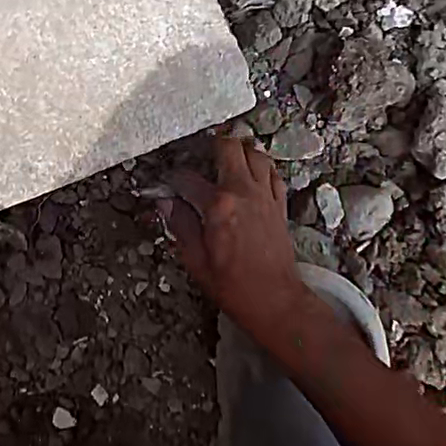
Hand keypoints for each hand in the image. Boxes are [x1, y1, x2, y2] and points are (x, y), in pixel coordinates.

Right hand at [161, 136, 308, 336]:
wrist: (274, 299)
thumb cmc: (233, 285)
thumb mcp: (196, 260)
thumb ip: (180, 225)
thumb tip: (166, 203)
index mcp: (218, 206)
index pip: (188, 178)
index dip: (173, 178)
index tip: (168, 184)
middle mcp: (243, 192)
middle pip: (228, 147)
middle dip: (212, 145)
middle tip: (201, 155)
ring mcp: (265, 195)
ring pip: (255, 153)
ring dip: (240, 151)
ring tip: (226, 160)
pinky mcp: (279, 203)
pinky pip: (272, 172)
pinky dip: (262, 167)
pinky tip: (252, 174)